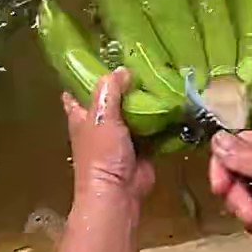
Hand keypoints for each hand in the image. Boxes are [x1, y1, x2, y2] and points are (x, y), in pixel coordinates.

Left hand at [62, 68, 154, 208]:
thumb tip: (123, 69)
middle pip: (111, 99)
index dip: (83, 78)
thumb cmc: (101, 154)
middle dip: (123, 84)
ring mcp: (122, 136)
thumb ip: (110, 90)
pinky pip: (153, 127)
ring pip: (133, 111)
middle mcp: (100, 124)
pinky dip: (161, 117)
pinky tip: (174, 100)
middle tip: (142, 61)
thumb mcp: (102, 115)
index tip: (96, 59)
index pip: (77, 93)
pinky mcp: (142, 147)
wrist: (118, 192)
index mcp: (82, 116)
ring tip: (161, 74)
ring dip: (145, 99)